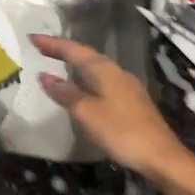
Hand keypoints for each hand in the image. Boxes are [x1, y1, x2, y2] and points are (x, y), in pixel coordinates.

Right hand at [33, 34, 194, 178]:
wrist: (161, 156)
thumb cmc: (121, 131)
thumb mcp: (86, 113)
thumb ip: (65, 93)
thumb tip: (45, 76)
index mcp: (104, 70)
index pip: (74, 50)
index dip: (52, 44)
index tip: (32, 38)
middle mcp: (116, 72)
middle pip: (86, 55)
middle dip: (63, 51)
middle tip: (41, 49)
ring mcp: (126, 86)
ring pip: (95, 68)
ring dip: (75, 64)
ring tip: (57, 65)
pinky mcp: (131, 101)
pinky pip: (102, 80)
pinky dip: (85, 78)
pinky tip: (81, 88)